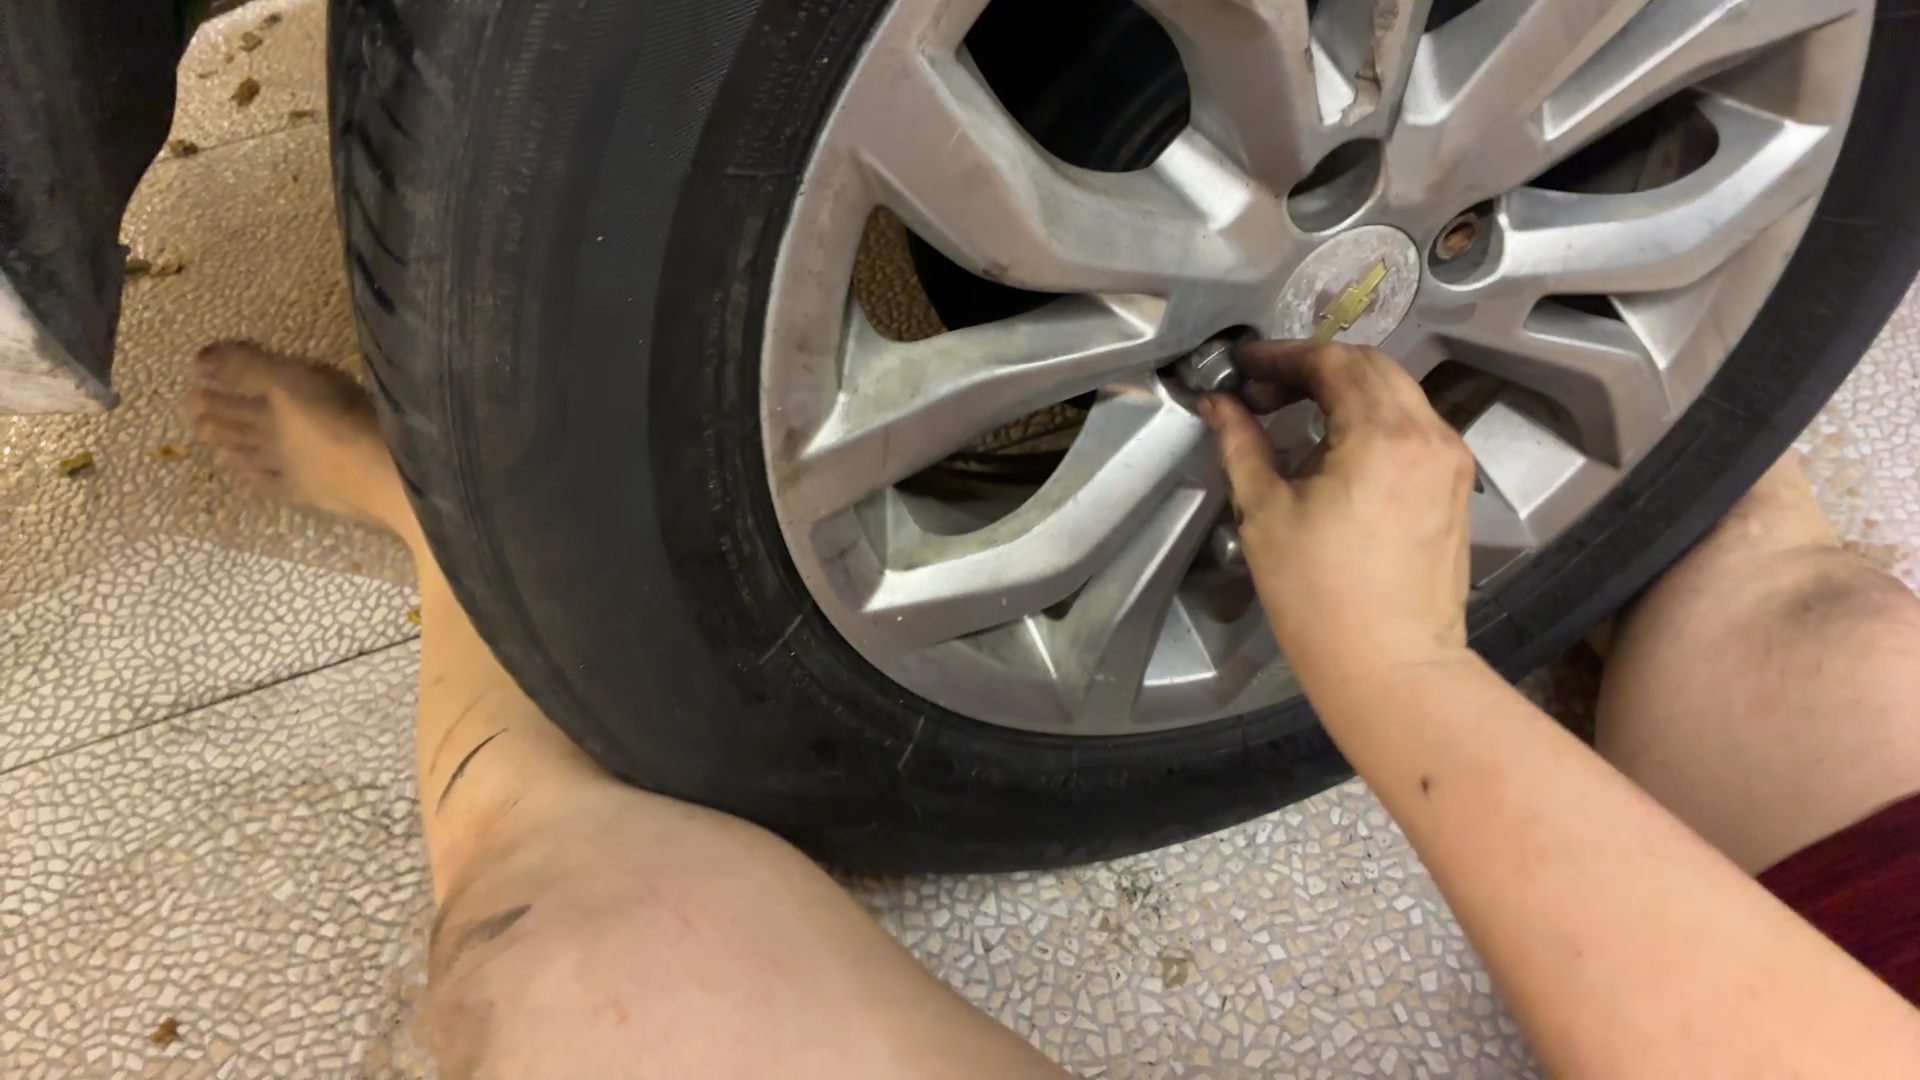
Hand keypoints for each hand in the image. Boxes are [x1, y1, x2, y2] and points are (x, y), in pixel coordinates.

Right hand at [1198, 341, 1476, 677]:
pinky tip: (1333, 444)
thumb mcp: (1265, 512)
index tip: (1242, 366)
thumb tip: (1217, 405)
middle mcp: (1429, 433)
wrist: (1388, 661)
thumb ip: (1241, 444)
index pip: (1333, 362)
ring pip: (1396, 392)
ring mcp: (1450, 459)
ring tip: (1291, 414)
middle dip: (1312, 367)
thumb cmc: (1316, 592)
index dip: (1281, 357)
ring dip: (1342, 389)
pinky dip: (1370, 417)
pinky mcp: (1454, 485)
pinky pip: (1412, 425)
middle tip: (1261, 389)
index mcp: (1381, 435)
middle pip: (1370, 366)